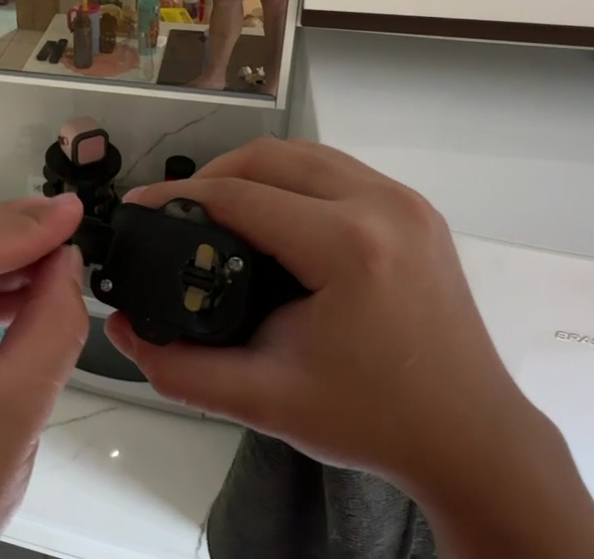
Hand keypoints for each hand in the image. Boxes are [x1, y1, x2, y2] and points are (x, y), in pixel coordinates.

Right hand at [105, 137, 593, 558]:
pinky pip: (335, 169)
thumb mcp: (265, 400)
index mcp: (347, 246)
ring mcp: (405, 201)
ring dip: (251, 172)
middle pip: (268, 157)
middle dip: (211, 176)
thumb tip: (120, 329)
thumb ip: (181, 369)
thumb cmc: (371, 420)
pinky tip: (273, 216)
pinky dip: (291, 179)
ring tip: (217, 210)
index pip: (238, 196)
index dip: (176, 198)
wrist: (473, 440)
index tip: (137, 209)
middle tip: (175, 212)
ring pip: (303, 153)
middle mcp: (381, 205)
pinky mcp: (416, 209)